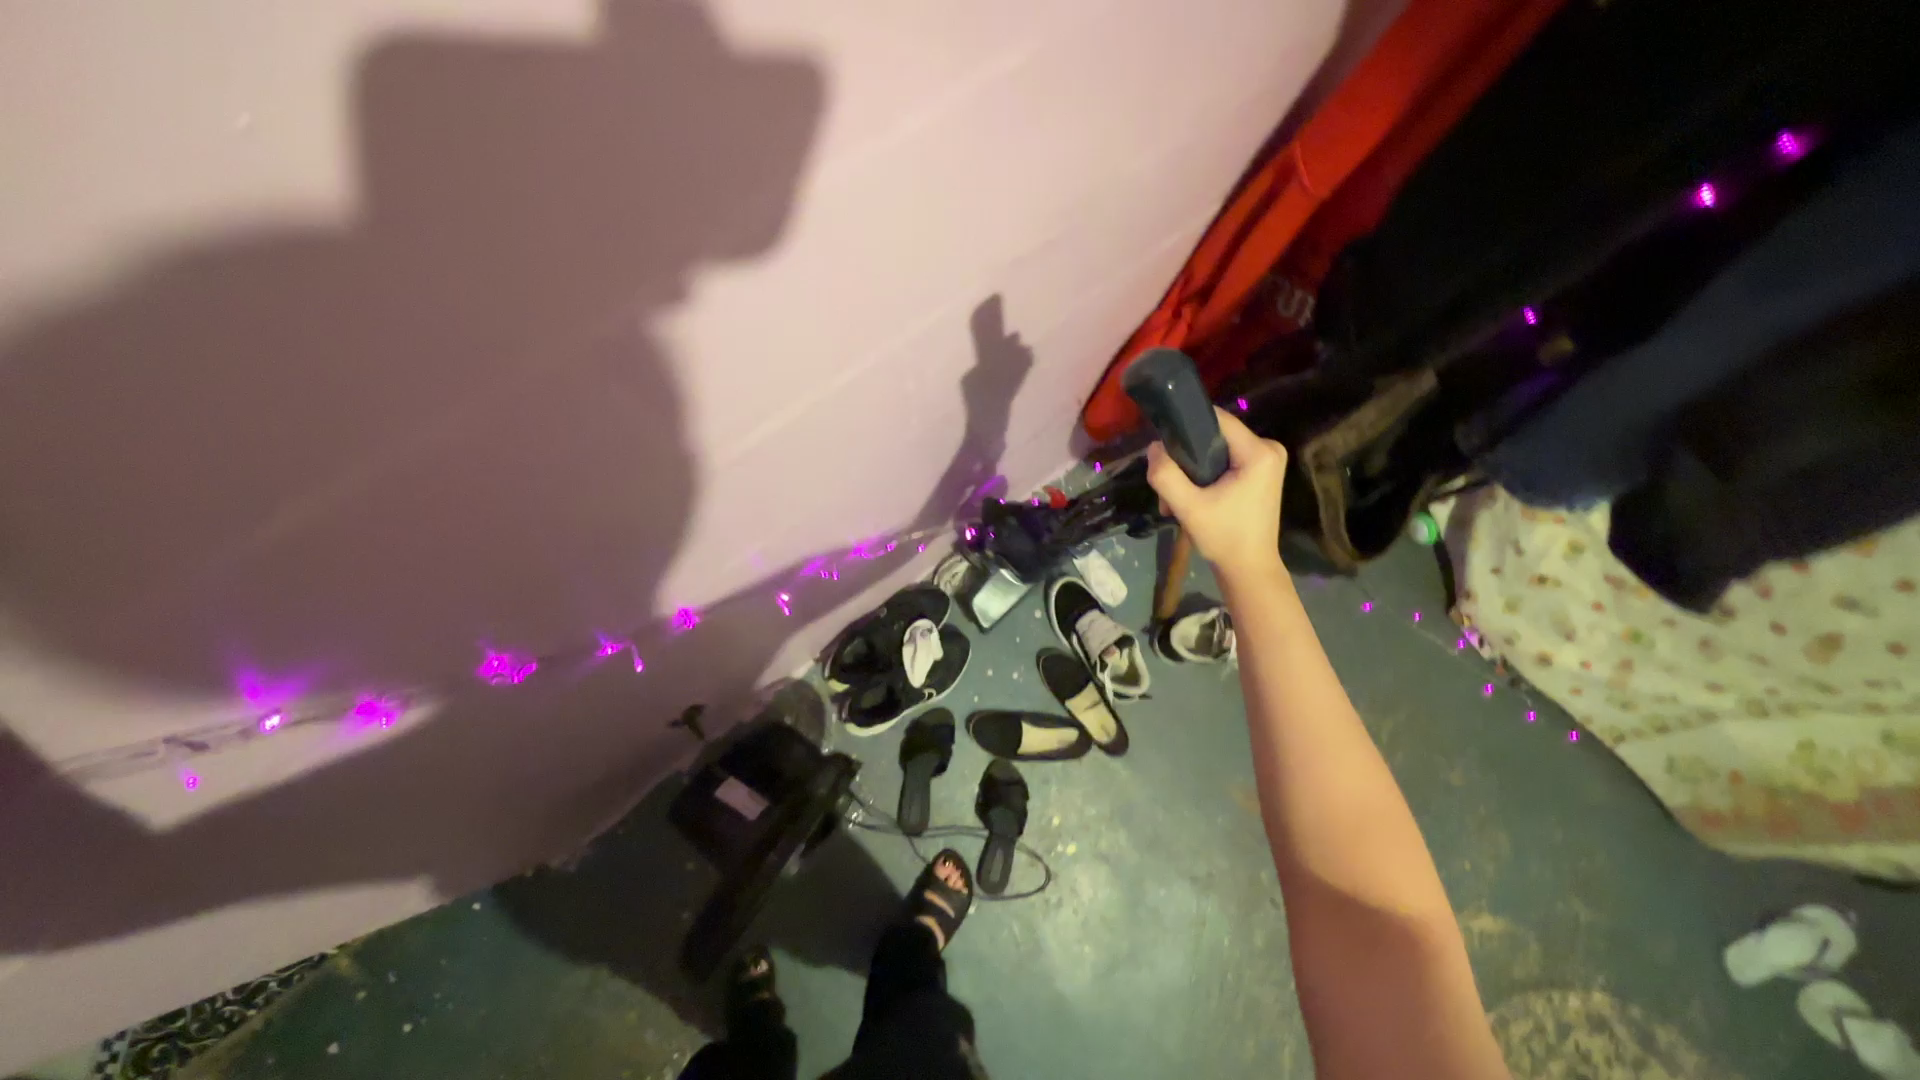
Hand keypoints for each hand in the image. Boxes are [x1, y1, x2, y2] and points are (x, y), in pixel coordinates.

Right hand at [1146, 407, 1287, 583]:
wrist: (1248, 569)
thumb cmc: (1223, 538)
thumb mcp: (1188, 508)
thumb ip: (1166, 475)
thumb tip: (1154, 448)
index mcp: (1259, 452)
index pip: (1217, 419)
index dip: (1187, 425)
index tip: (1164, 445)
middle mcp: (1268, 449)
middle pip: (1216, 436)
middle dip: (1187, 457)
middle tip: (1168, 485)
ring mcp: (1266, 461)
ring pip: (1217, 450)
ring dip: (1193, 470)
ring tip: (1175, 498)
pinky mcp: (1260, 473)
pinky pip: (1226, 462)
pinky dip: (1206, 476)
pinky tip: (1192, 498)